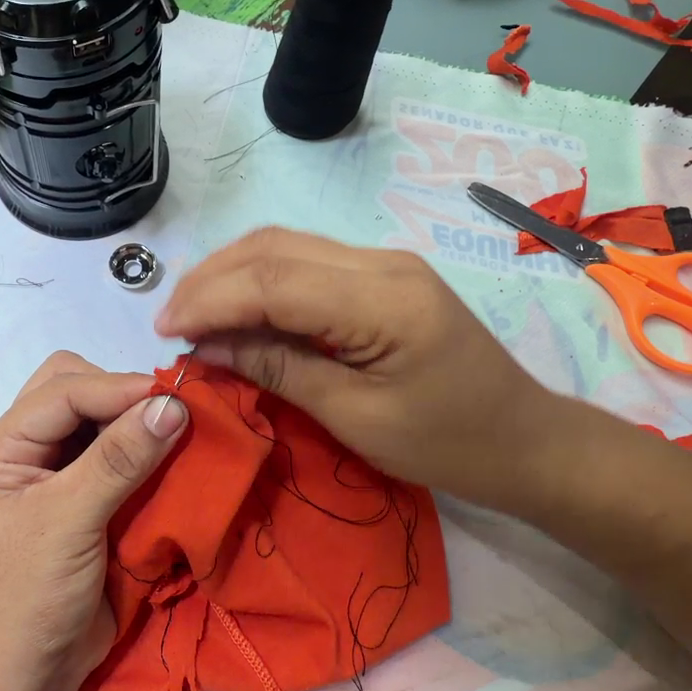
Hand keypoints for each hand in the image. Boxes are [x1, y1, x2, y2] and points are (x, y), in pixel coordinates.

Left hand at [0, 352, 188, 690]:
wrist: (24, 677)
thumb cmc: (30, 598)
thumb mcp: (69, 523)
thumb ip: (118, 460)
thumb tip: (172, 404)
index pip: (60, 393)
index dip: (116, 388)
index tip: (174, 398)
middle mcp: (19, 450)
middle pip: (70, 390)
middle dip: (118, 395)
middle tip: (167, 414)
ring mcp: (48, 474)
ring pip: (91, 418)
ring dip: (130, 420)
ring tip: (174, 427)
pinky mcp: (77, 499)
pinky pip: (109, 454)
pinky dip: (138, 450)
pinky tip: (165, 455)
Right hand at [155, 227, 568, 512]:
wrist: (526, 442)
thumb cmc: (447, 444)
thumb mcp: (355, 418)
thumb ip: (278, 369)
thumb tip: (206, 347)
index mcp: (382, 300)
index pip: (273, 280)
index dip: (210, 301)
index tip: (165, 333)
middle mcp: (381, 263)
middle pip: (273, 249)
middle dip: (210, 280)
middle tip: (167, 323)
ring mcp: (383, 264)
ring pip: (284, 246)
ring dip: (229, 274)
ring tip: (190, 314)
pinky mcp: (381, 276)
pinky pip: (304, 263)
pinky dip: (259, 280)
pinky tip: (235, 309)